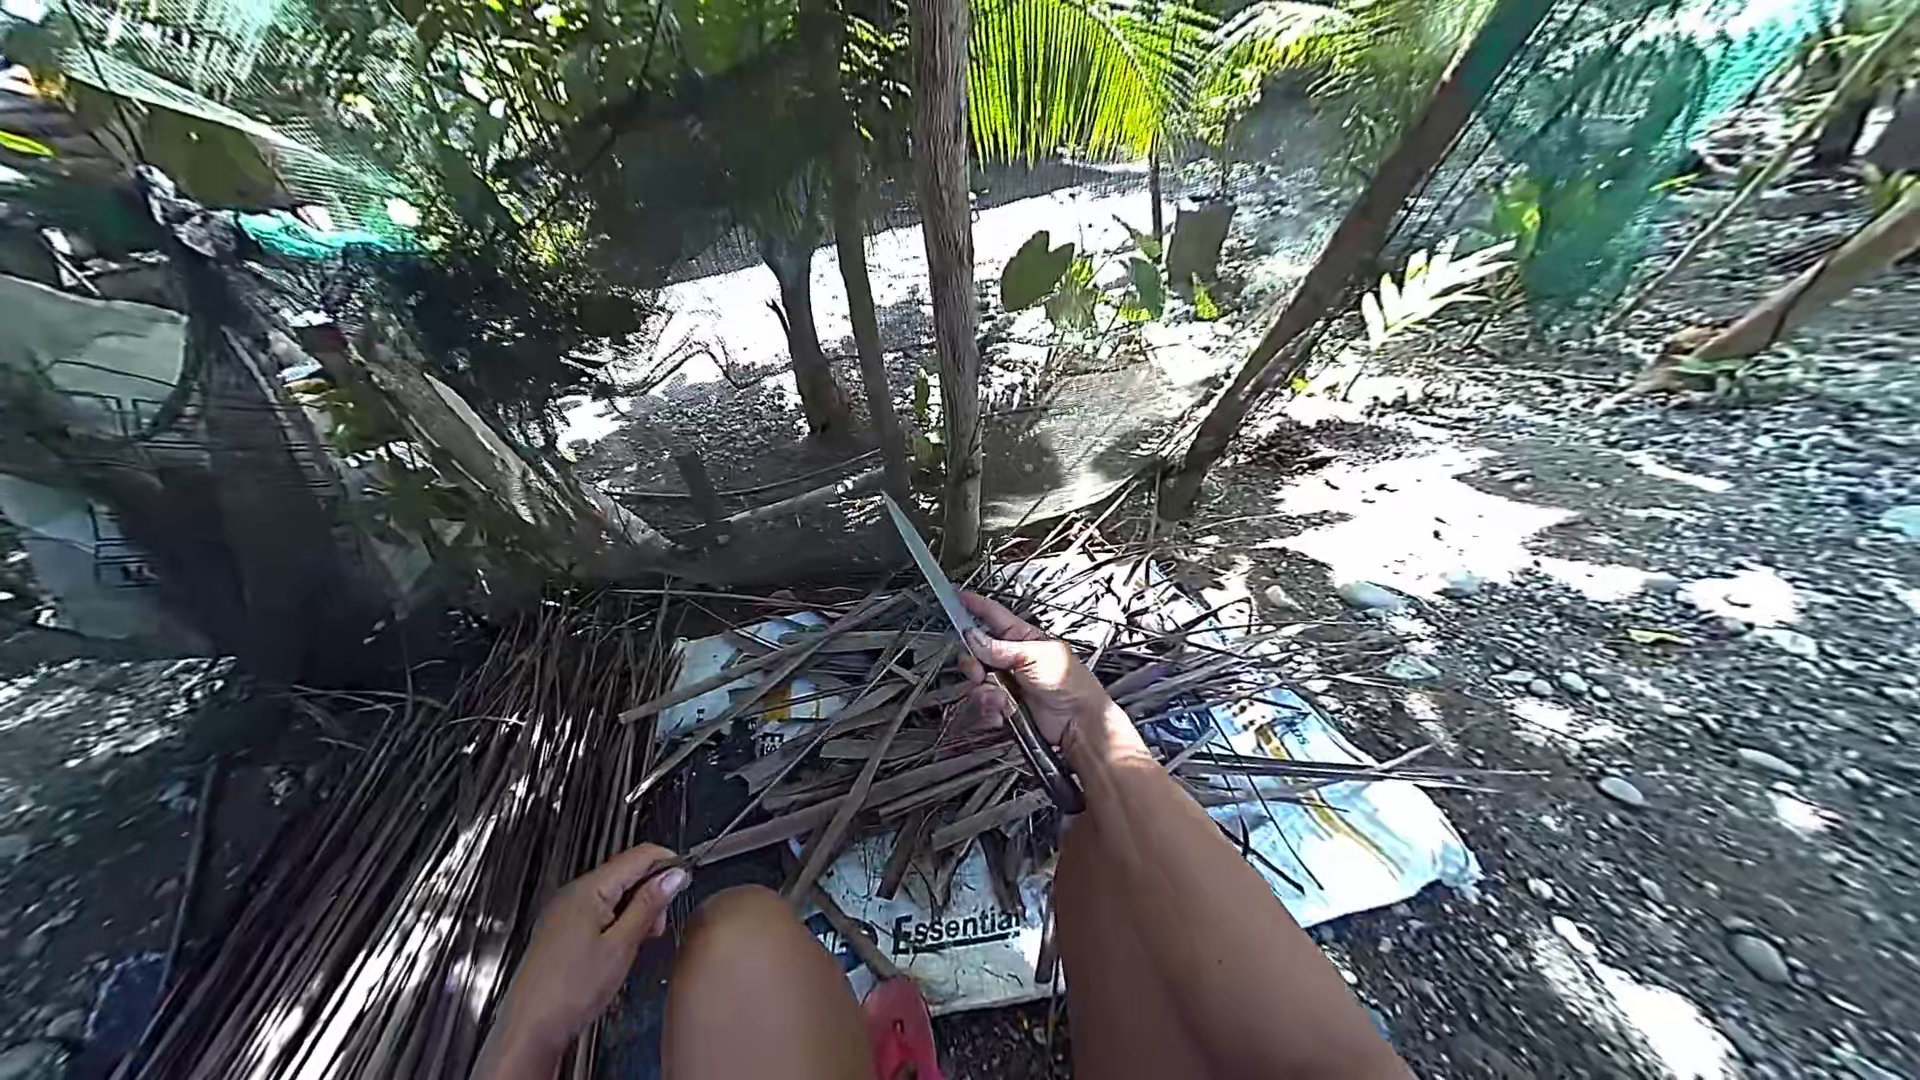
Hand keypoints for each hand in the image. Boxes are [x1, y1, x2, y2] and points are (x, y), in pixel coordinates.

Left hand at [492, 845, 689, 1061]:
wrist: (527, 1036)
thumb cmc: (567, 994)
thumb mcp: (621, 945)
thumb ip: (650, 904)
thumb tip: (674, 874)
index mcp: (588, 890)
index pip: (640, 855)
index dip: (668, 863)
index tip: (685, 879)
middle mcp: (574, 894)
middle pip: (628, 871)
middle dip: (652, 890)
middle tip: (660, 922)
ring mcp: (566, 912)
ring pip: (616, 892)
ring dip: (638, 908)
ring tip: (642, 938)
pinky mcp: (563, 930)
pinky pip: (602, 910)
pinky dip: (620, 920)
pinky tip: (623, 945)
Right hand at [956, 591, 1115, 752]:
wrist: (1078, 721)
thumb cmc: (1071, 683)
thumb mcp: (1035, 656)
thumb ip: (1000, 648)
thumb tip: (974, 637)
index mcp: (1022, 637)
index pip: (992, 614)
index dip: (974, 604)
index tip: (957, 596)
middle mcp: (1011, 657)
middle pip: (975, 651)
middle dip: (972, 663)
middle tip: (980, 672)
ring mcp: (1007, 680)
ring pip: (977, 680)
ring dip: (985, 691)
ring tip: (1000, 697)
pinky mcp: (1005, 703)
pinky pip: (983, 702)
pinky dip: (989, 708)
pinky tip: (1003, 710)